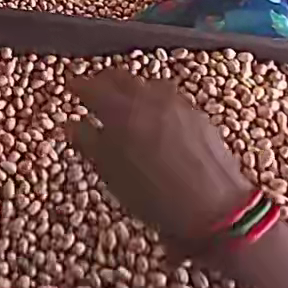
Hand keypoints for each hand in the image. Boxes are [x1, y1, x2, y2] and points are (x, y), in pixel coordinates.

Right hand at [69, 68, 252, 245]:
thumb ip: (88, 143)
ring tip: (123, 104)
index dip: (78, 86)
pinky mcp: (196, 114)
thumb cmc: (155, 198)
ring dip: (130, 88)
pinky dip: (153, 99)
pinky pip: (168, 96)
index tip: (70, 87)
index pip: (92, 87)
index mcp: (121, 111)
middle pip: (120, 77)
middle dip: (103, 81)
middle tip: (92, 91)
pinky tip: (153, 117)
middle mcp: (149, 98)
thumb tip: (71, 124)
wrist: (218, 210)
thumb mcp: (112, 175)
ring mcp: (176, 103)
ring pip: (146, 84)